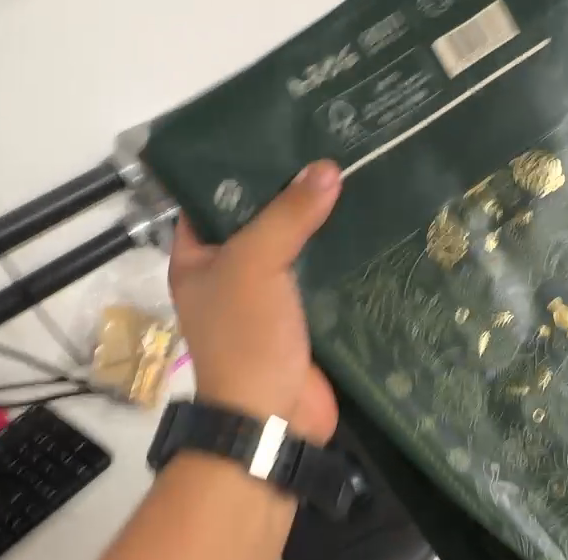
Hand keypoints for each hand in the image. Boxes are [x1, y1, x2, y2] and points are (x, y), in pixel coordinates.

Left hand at [169, 160, 341, 441]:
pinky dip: (341, 265)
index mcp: (198, 259)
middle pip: (260, 224)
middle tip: (328, 150)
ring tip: (356, 181)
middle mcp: (231, 277)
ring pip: (296, 255)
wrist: (274, 419)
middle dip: (290, 194)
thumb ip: (288, 216)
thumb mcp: (256, 264)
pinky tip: (369, 234)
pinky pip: (322, 286)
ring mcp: (270, 303)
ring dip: (321, 229)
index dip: (238, 166)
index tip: (276, 132)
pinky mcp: (305, 326)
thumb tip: (327, 169)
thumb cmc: (246, 339)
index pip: (211, 199)